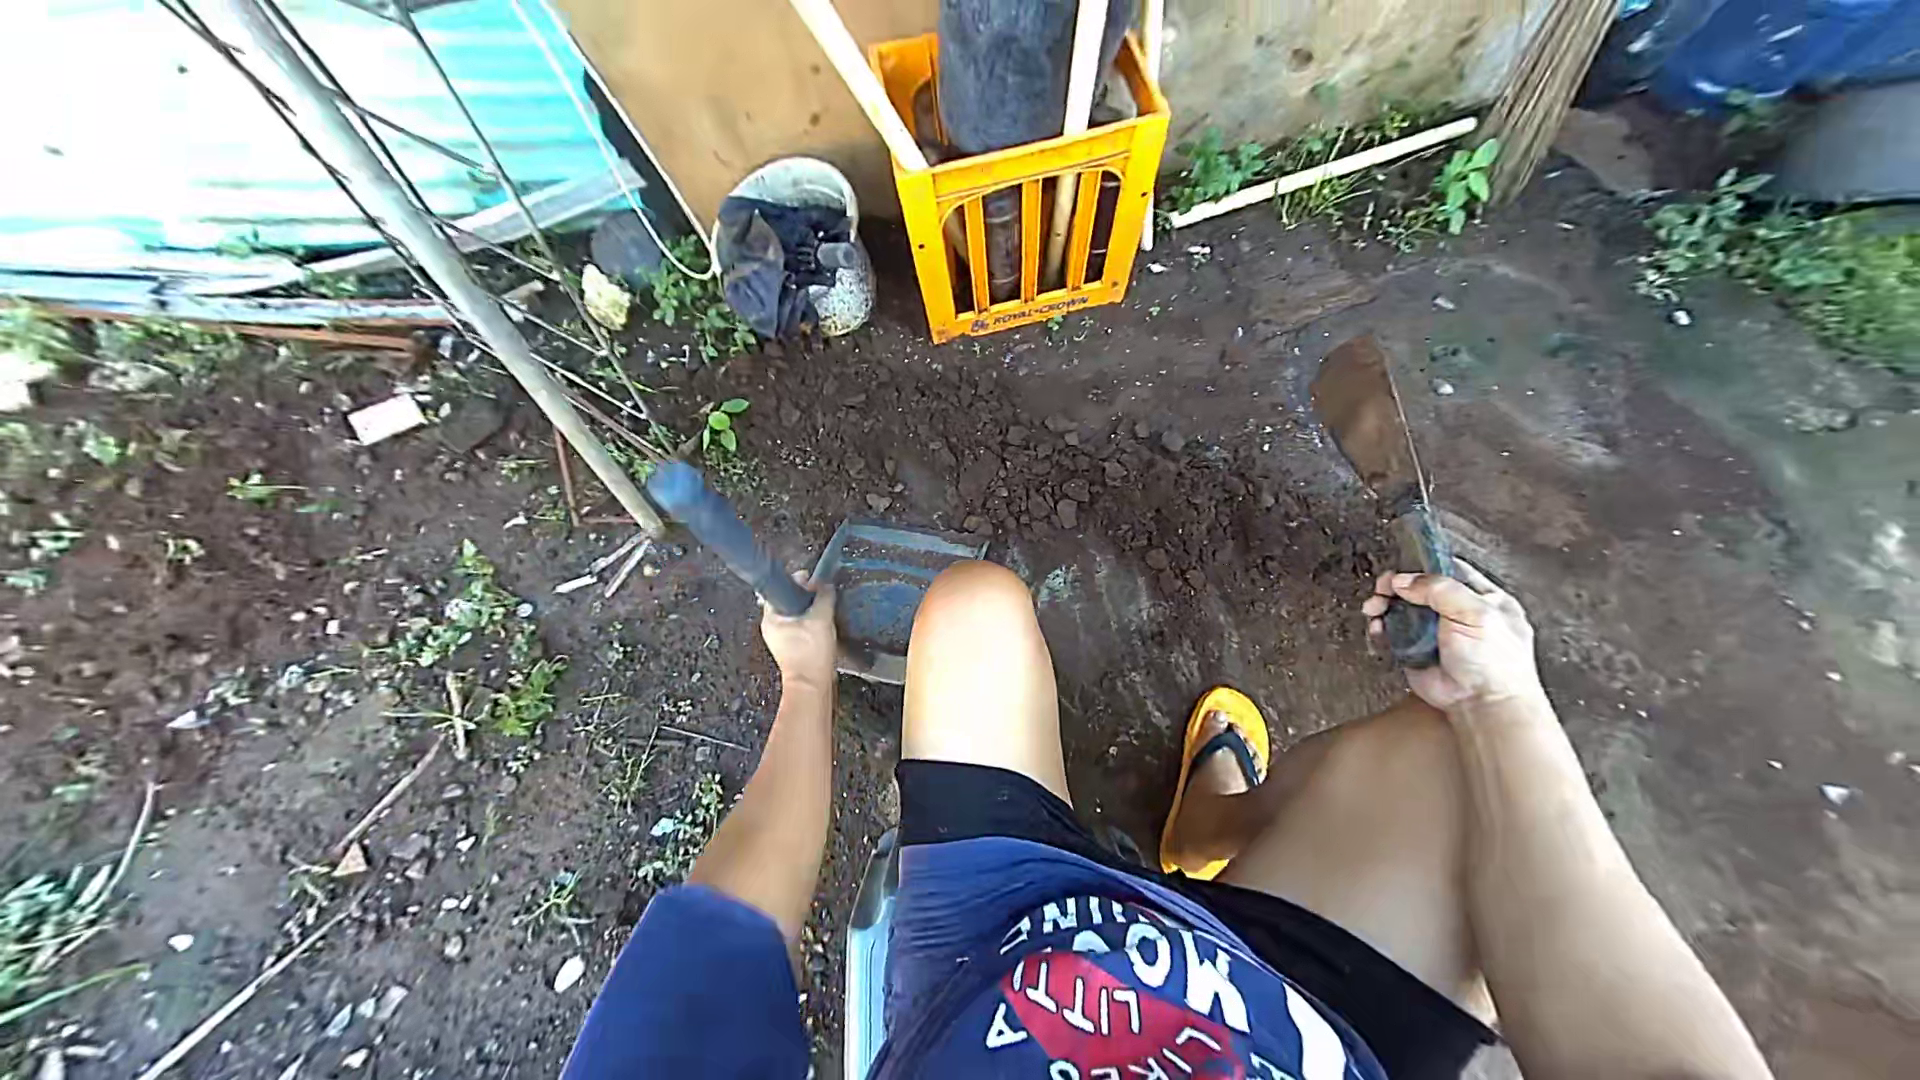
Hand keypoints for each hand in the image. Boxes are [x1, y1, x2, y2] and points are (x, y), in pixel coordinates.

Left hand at [760, 571, 836, 688]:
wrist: (812, 686)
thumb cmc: (810, 656)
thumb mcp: (821, 619)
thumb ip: (823, 597)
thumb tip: (826, 585)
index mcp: (771, 618)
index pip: (780, 589)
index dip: (797, 581)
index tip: (812, 580)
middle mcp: (772, 628)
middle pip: (789, 601)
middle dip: (807, 596)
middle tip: (822, 595)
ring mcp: (781, 639)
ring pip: (796, 614)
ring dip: (810, 610)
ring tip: (824, 610)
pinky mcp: (792, 647)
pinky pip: (801, 627)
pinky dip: (811, 623)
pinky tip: (823, 626)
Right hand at [1363, 559, 1543, 711]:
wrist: (1481, 704)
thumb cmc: (1495, 664)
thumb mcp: (1477, 614)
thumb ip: (1441, 590)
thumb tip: (1403, 580)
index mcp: (1483, 599)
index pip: (1449, 570)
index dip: (1424, 566)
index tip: (1403, 567)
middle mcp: (1457, 612)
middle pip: (1417, 588)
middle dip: (1395, 586)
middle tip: (1382, 589)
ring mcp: (1434, 631)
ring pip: (1400, 607)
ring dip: (1383, 605)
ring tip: (1374, 608)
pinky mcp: (1414, 648)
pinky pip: (1390, 631)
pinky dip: (1379, 626)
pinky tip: (1377, 627)